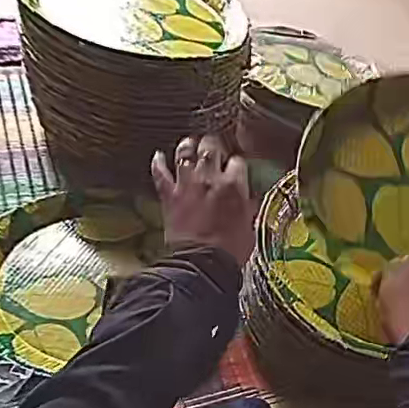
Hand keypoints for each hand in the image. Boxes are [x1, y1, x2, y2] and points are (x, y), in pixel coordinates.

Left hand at [151, 134, 253, 265]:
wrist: (202, 263)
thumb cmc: (229, 249)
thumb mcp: (249, 225)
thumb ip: (248, 206)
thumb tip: (248, 199)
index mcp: (234, 185)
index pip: (238, 161)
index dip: (238, 162)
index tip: (237, 167)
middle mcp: (210, 178)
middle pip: (211, 146)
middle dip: (214, 144)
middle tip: (215, 147)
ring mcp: (187, 184)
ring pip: (185, 151)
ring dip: (189, 146)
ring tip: (191, 144)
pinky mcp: (169, 195)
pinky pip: (159, 171)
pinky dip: (159, 162)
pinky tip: (159, 156)